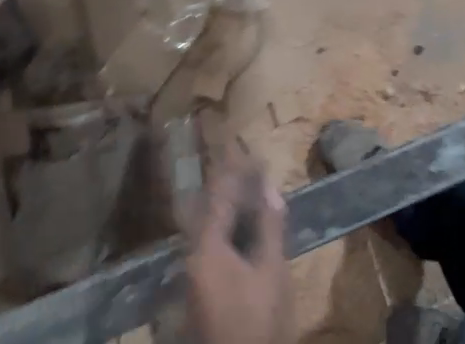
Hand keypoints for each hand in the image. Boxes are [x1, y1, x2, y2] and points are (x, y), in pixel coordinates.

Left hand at [186, 158, 291, 343]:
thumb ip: (269, 227)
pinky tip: (243, 225)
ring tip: (248, 187)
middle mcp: (193, 257)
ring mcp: (194, 275)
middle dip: (227, 185)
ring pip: (209, 228)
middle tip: (246, 163)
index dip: (234, 171)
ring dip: (228, 206)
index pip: (218, 198)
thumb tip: (270, 189)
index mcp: (206, 248)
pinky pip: (211, 244)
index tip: (247, 148)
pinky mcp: (201, 289)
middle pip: (208, 210)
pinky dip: (227, 226)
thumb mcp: (271, 270)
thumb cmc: (258, 316)